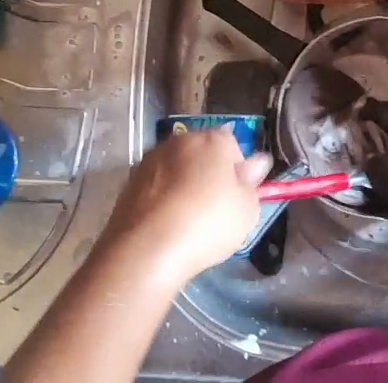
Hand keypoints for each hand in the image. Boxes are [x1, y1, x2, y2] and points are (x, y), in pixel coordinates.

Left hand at [98, 128, 271, 287]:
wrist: (149, 248)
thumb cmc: (208, 224)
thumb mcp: (247, 209)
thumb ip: (252, 182)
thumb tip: (257, 163)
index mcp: (213, 140)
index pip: (232, 144)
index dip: (237, 170)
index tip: (237, 196)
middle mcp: (181, 140)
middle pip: (201, 152)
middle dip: (208, 173)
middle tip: (214, 210)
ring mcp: (152, 158)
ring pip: (176, 167)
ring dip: (183, 184)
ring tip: (186, 221)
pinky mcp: (130, 179)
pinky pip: (155, 184)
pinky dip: (161, 197)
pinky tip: (165, 224)